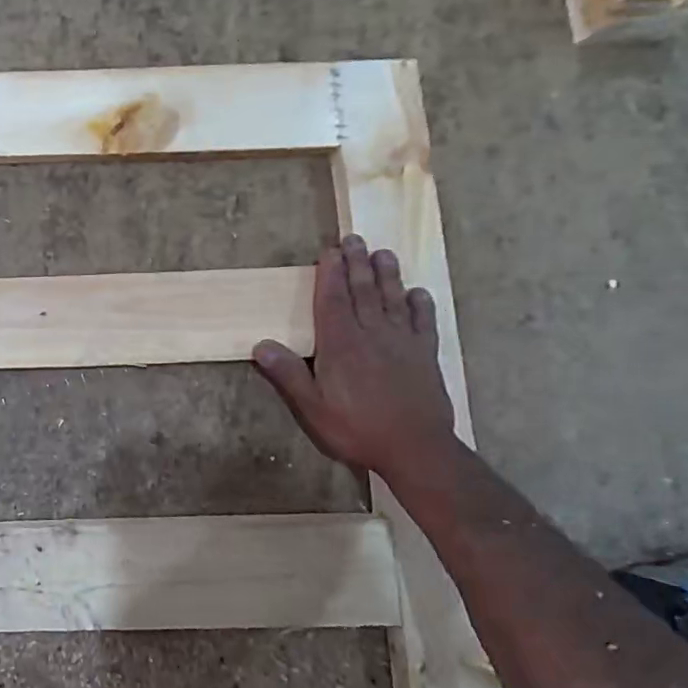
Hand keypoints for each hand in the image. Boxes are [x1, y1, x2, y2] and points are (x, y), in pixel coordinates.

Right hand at [251, 235, 460, 475]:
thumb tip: (261, 345)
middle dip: (357, 264)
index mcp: (341, 344)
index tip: (329, 251)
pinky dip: (421, 305)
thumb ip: (288, 375)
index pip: (332, 300)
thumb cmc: (357, 428)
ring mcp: (403, 342)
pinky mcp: (426, 355)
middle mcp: (372, 334)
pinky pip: (424, 323)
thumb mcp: (312, 408)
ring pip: (393, 299)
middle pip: (363, 291)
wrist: (416, 449)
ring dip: (387, 274)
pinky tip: (418, 293)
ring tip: (383, 253)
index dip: (329, 274)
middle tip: (354, 239)